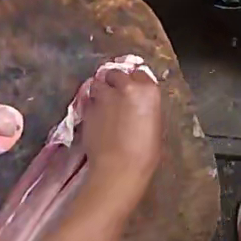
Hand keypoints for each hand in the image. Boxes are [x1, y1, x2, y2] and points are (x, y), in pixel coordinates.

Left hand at [79, 66, 160, 209]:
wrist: (119, 167)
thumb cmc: (146, 152)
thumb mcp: (154, 124)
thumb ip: (145, 106)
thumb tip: (138, 104)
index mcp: (147, 90)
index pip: (139, 73)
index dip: (135, 82)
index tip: (133, 90)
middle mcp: (125, 87)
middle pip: (115, 73)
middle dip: (114, 81)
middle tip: (116, 95)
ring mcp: (103, 96)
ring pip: (97, 83)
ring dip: (100, 91)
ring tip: (103, 105)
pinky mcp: (86, 108)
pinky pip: (88, 100)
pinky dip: (91, 105)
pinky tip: (96, 118)